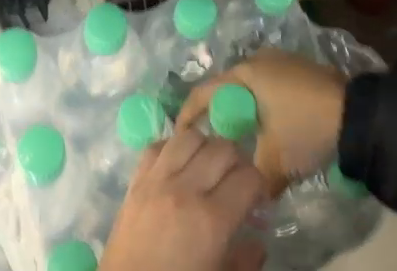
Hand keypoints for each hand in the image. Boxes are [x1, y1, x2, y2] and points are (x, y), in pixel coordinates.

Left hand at [100, 128, 266, 270]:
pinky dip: (172, 149)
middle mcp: (185, 190)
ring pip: (190, 137)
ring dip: (206, 147)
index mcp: (212, 220)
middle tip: (237, 182)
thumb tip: (258, 240)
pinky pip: (157, 146)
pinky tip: (178, 167)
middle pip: (223, 148)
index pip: (249, 177)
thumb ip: (245, 260)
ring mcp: (157, 181)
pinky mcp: (135, 181)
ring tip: (208, 167)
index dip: (260, 185)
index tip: (258, 200)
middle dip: (238, 162)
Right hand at [178, 47, 346, 194]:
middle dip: (218, 114)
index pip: (204, 93)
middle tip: (212, 142)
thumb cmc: (305, 129)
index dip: (188, 116)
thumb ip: (251, 181)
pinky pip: (268, 85)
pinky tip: (268, 126)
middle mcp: (258, 59)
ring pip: (249, 87)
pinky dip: (262, 105)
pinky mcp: (299, 68)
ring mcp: (281, 60)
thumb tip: (244, 200)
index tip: (180, 138)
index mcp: (244, 74)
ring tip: (240, 137)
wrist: (357, 114)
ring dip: (242, 110)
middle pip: (226, 88)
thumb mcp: (274, 162)